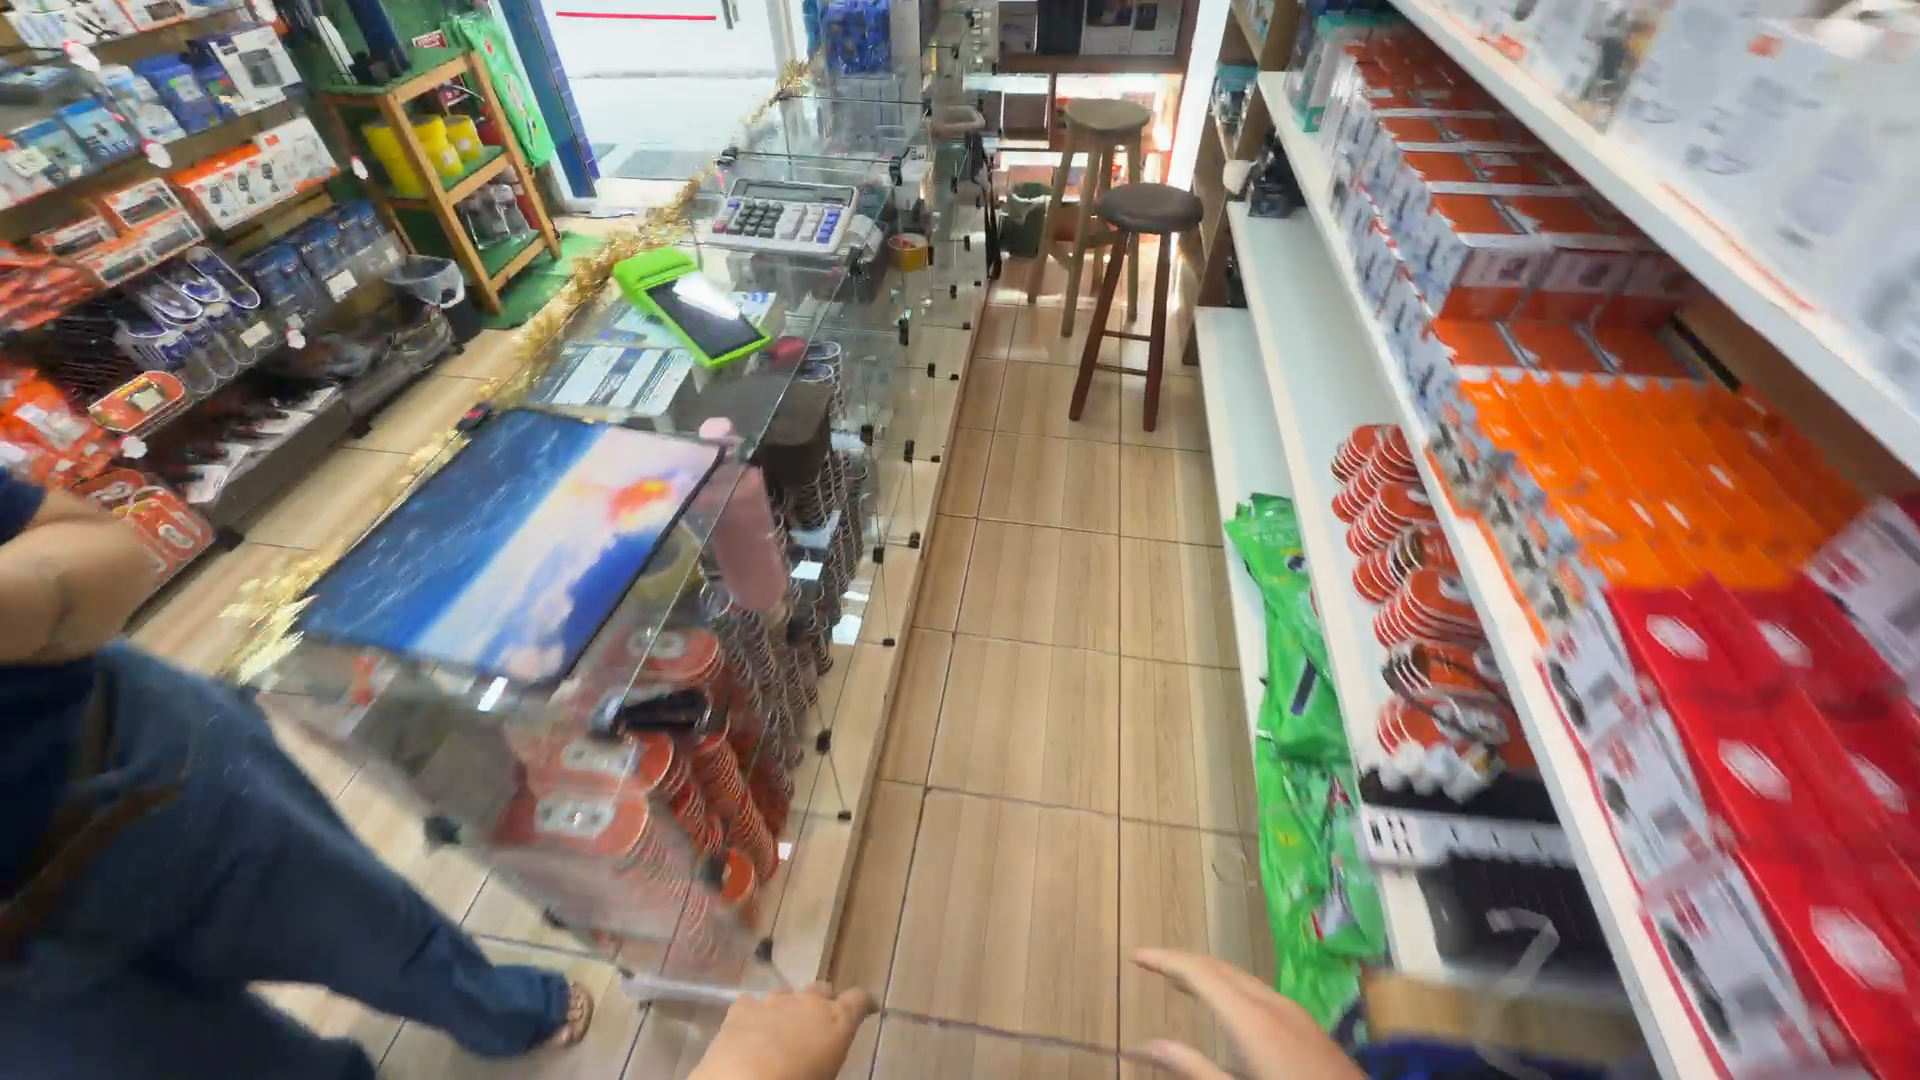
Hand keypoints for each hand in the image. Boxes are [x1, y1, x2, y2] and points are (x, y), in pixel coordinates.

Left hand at [691, 981, 876, 1079]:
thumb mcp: (825, 1077)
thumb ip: (828, 1061)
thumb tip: (823, 1062)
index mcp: (836, 1021)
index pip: (859, 999)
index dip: (863, 1003)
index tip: (867, 1009)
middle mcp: (808, 1003)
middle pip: (823, 989)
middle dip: (822, 1004)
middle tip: (817, 1028)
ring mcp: (774, 1001)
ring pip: (787, 993)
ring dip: (788, 1008)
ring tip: (779, 1033)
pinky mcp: (742, 1008)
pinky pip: (752, 1004)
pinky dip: (753, 1016)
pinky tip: (747, 1034)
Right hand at [1130, 948, 1364, 1079]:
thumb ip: (1193, 1069)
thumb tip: (1145, 1046)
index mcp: (1251, 1020)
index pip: (1199, 972)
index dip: (1165, 960)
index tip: (1135, 955)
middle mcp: (1271, 1005)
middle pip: (1219, 968)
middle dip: (1182, 961)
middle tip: (1150, 965)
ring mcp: (1294, 1014)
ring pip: (1240, 978)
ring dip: (1207, 973)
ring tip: (1179, 982)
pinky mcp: (1308, 1028)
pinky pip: (1258, 992)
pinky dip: (1230, 988)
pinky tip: (1227, 1008)